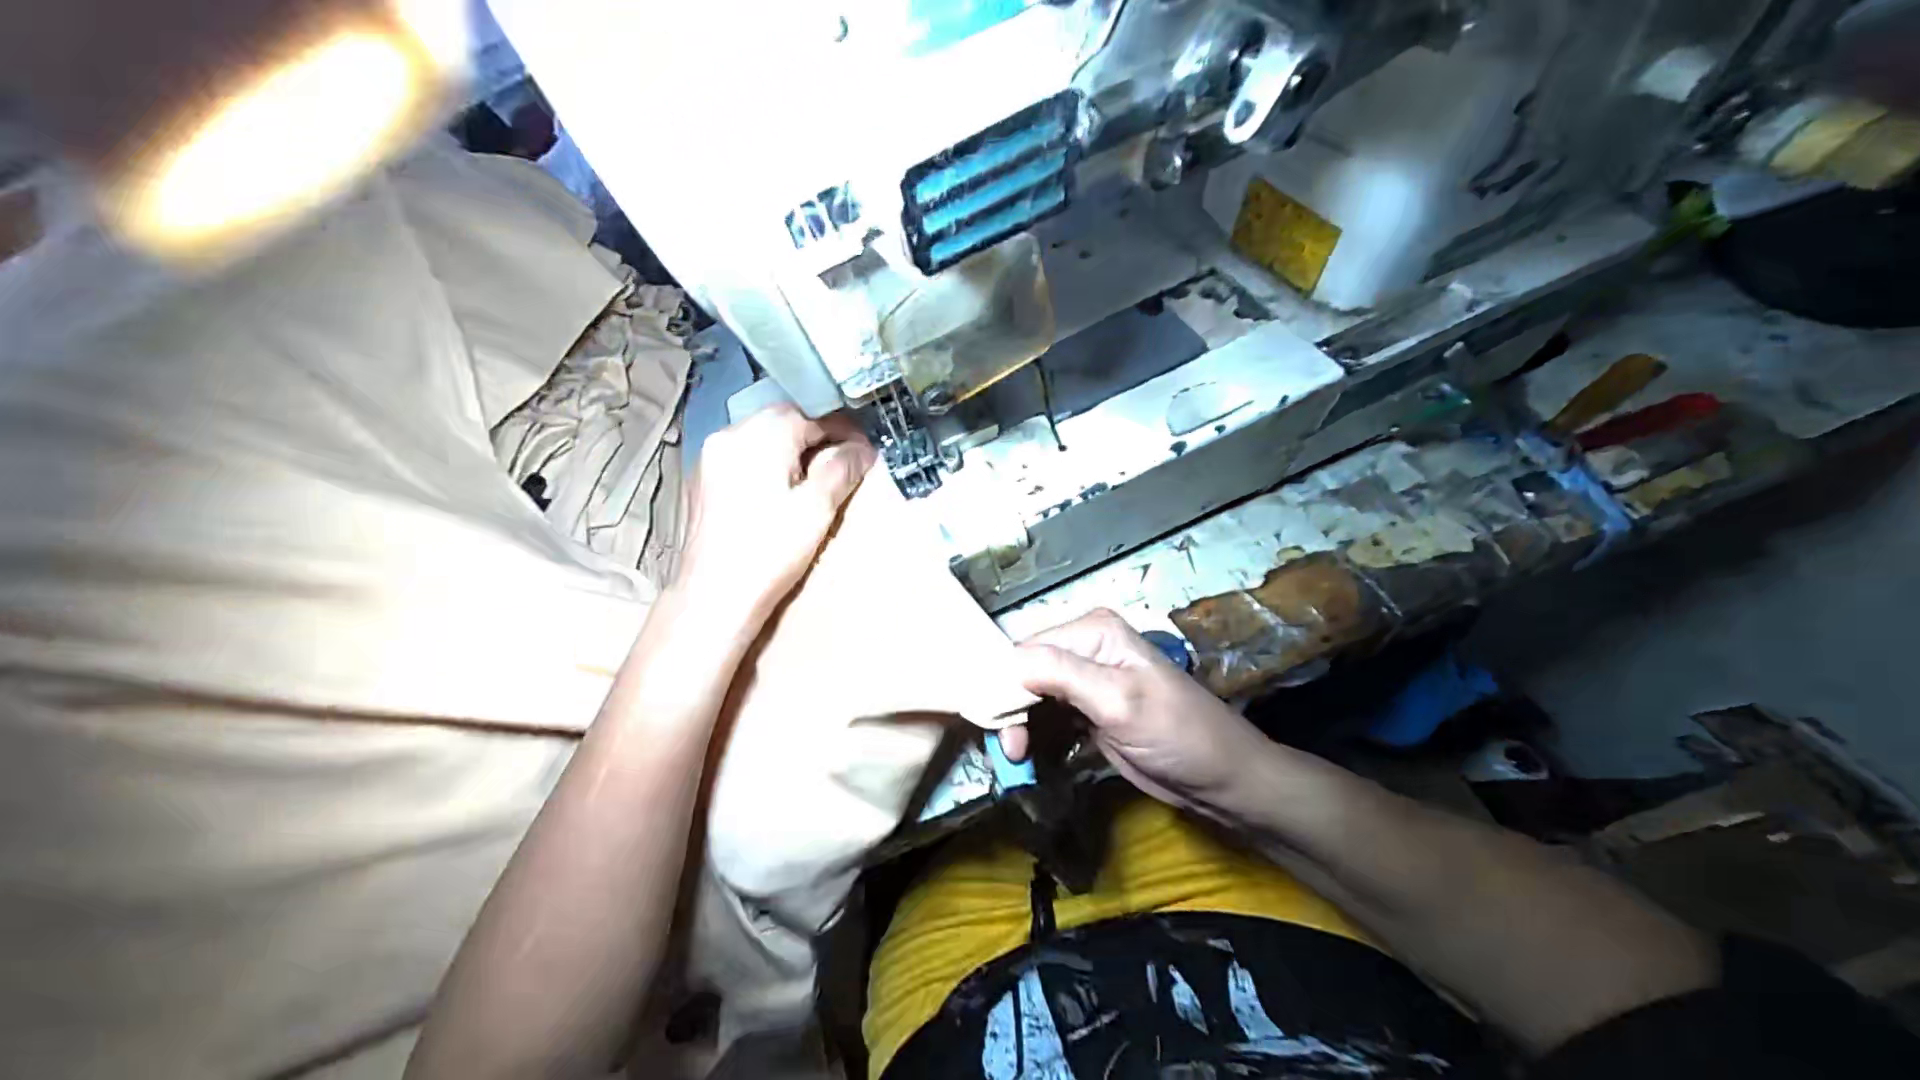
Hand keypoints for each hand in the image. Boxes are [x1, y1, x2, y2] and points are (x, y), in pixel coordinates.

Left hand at [673, 404, 875, 624]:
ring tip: (813, 477)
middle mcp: (728, 434)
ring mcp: (710, 457)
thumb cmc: (771, 552)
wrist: (713, 597)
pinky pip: (742, 456)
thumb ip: (842, 468)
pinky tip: (778, 490)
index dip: (843, 428)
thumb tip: (863, 448)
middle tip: (842, 462)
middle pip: (782, 420)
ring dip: (790, 448)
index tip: (864, 449)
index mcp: (759, 435)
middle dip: (815, 435)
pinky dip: (766, 463)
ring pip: (760, 437)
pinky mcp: (701, 480)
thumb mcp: (817, 508)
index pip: (811, 414)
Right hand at [1009, 610, 1273, 813]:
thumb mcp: (1120, 701)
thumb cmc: (1178, 734)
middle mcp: (1084, 648)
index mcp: (1093, 632)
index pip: (1027, 650)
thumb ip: (1062, 675)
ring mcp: (1085, 681)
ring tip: (1018, 758)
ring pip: (1030, 696)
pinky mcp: (1086, 711)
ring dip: (1018, 726)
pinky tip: (1027, 754)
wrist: (1221, 779)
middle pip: (1024, 672)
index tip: (995, 726)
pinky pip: (1045, 716)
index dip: (1005, 685)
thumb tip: (1006, 662)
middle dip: (1010, 710)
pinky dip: (1032, 734)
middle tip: (1010, 752)